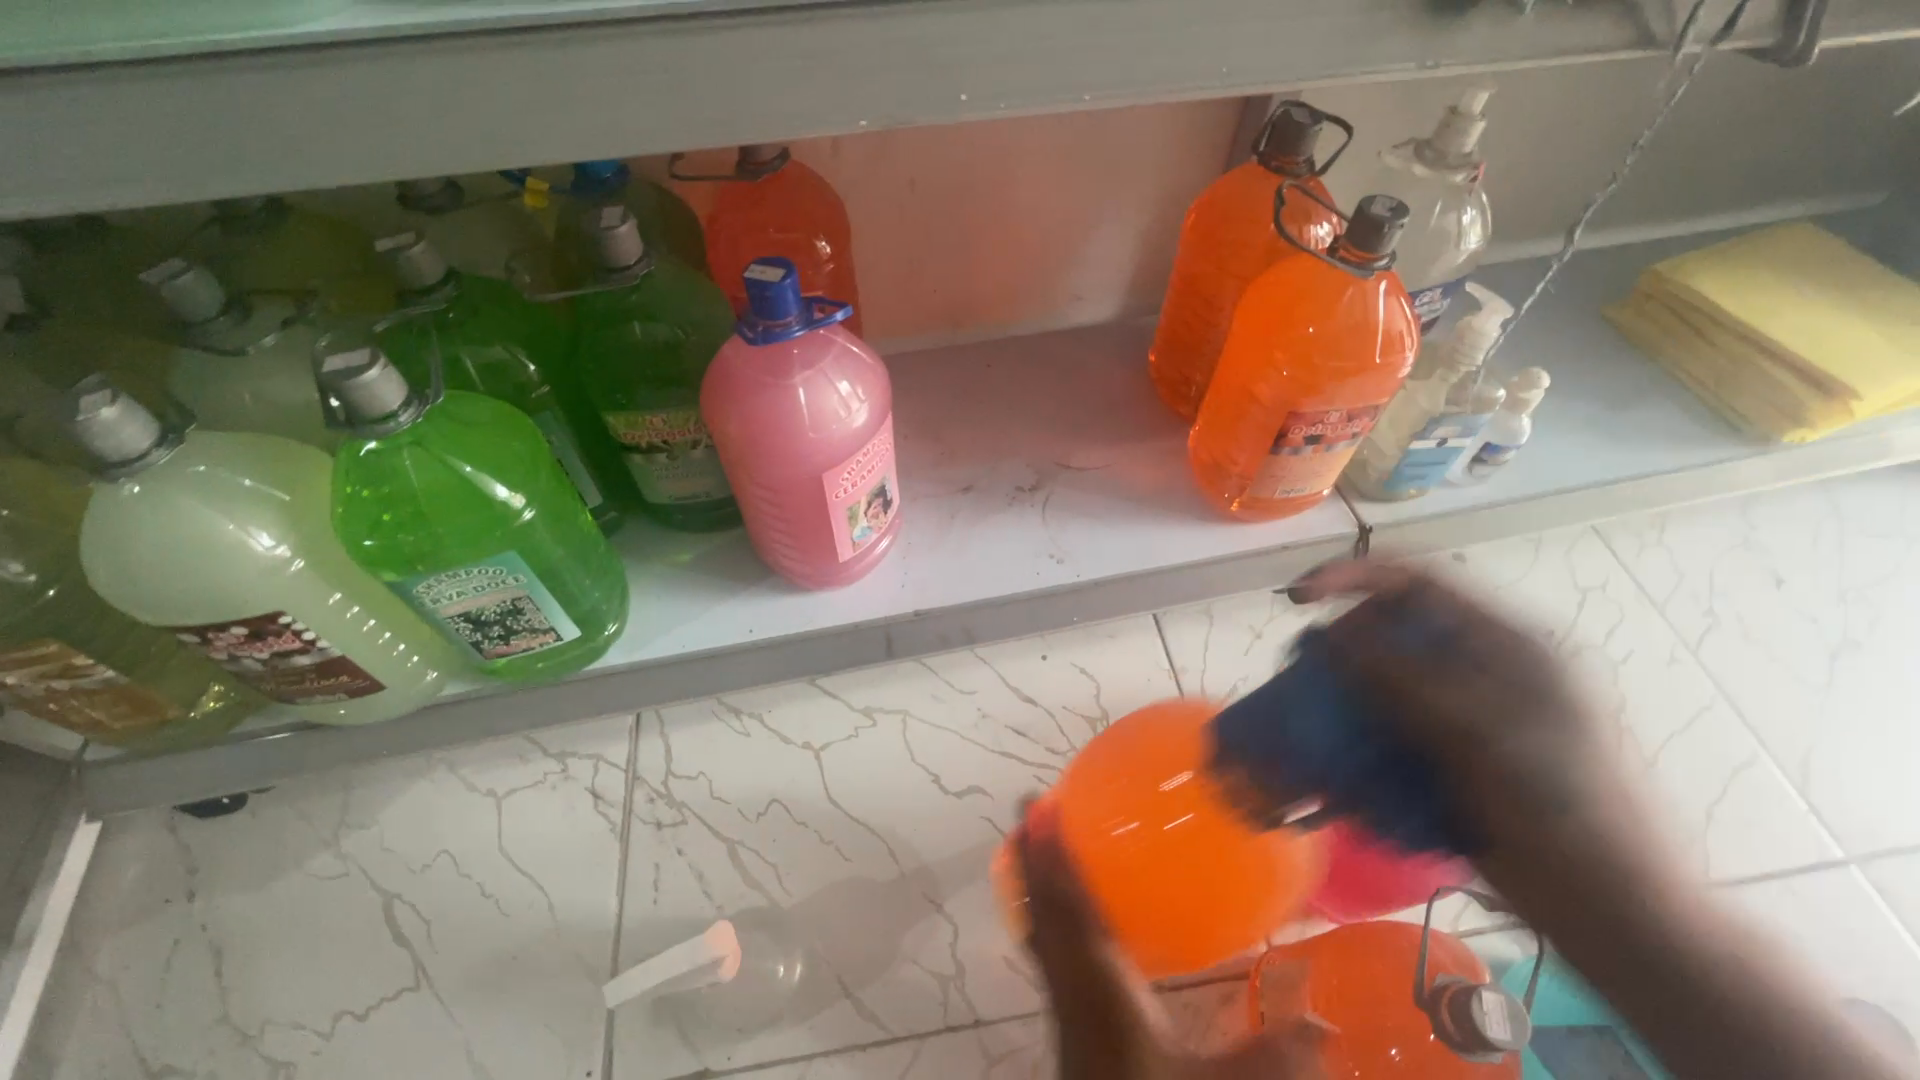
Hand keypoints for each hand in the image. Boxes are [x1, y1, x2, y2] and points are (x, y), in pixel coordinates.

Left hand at [1013, 799, 1326, 1079]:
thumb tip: (1326, 1025)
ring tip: (1037, 841)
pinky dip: (1048, 916)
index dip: (1055, 857)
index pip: (1070, 910)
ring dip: (1035, 882)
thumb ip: (1270, 1060)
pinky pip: (1049, 951)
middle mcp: (1071, 987)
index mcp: (1099, 989)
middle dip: (1033, 855)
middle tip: (1031, 804)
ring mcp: (1064, 1004)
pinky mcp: (1069, 1018)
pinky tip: (1065, 913)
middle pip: (1042, 909)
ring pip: (1040, 929)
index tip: (1044, 806)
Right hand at [1288, 558, 1687, 913]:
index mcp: (1507, 644)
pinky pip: (1387, 735)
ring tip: (1304, 727)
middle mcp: (1483, 671)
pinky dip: (1356, 746)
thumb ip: (1407, 680)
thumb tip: (1331, 637)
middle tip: (1299, 672)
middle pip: (1393, 634)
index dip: (1355, 577)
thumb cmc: (1565, 807)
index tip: (1298, 598)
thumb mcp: (1487, 732)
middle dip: (1340, 648)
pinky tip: (1335, 771)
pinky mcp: (1450, 759)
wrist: (1612, 906)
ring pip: (1383, 687)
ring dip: (1339, 703)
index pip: (1420, 583)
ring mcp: (1465, 717)